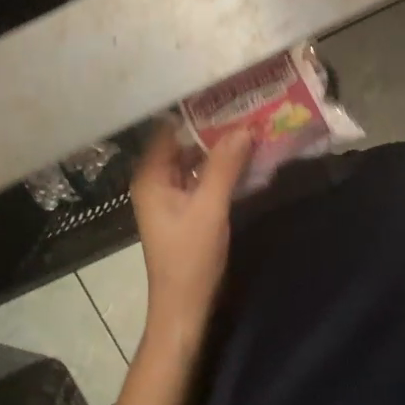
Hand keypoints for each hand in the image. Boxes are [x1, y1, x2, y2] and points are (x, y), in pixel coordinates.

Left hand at [129, 123, 253, 348]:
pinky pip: (203, 178)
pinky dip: (222, 168)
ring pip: (196, 160)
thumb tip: (243, 128)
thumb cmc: (189, 259)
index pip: (170, 129)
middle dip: (214, 128)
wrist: (184, 310)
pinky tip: (248, 158)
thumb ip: (224, 167)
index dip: (197, 111)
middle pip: (184, 143)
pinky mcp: (186, 210)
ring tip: (253, 126)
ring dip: (221, 148)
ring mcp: (171, 196)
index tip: (228, 93)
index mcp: (151, 177)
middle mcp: (156, 181)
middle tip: (249, 106)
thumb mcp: (209, 208)